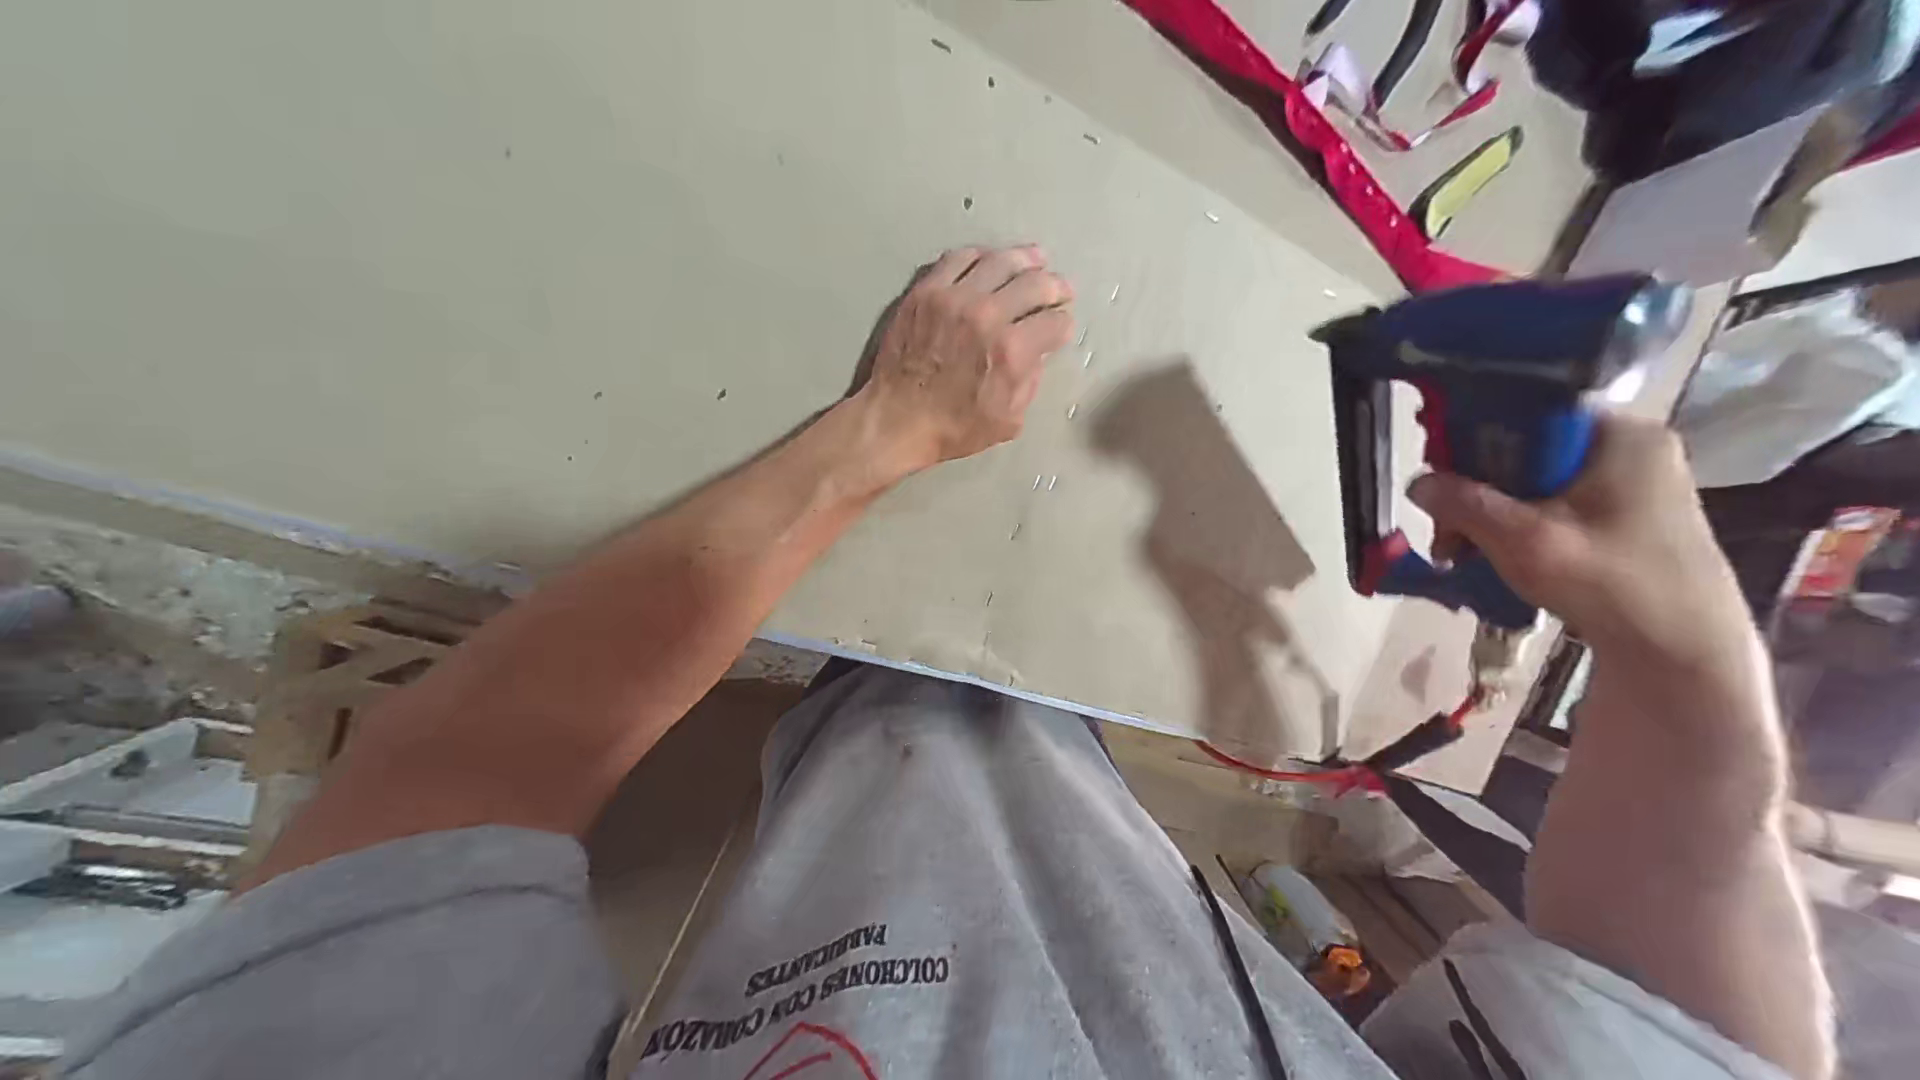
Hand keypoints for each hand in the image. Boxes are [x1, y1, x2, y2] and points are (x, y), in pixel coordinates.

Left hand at [856, 244, 1074, 472]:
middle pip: (1036, 282)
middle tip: (1060, 290)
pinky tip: (990, 262)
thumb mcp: (1009, 419)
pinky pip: (960, 258)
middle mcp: (987, 315)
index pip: (1055, 321)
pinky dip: (982, 257)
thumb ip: (1031, 380)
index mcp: (1012, 351)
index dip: (1063, 325)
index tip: (1060, 327)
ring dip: (1025, 259)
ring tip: (1035, 260)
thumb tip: (1038, 352)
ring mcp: (954, 298)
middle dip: (1056, 286)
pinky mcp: (926, 292)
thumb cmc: (954, 428)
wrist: (897, 420)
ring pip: (1000, 260)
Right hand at [1408, 415, 1755, 673]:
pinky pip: (1548, 505)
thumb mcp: (1522, 540)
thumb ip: (1464, 504)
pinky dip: (1513, 528)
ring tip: (1463, 554)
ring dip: (1486, 516)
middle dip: (1473, 493)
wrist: (1681, 652)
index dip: (1472, 445)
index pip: (1525, 415)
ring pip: (1529, 483)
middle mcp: (1628, 448)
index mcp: (1620, 435)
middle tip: (1449, 535)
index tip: (1441, 483)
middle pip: (1522, 453)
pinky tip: (1494, 556)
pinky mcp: (1623, 515)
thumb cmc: (1609, 583)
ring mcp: (1630, 483)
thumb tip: (1415, 481)